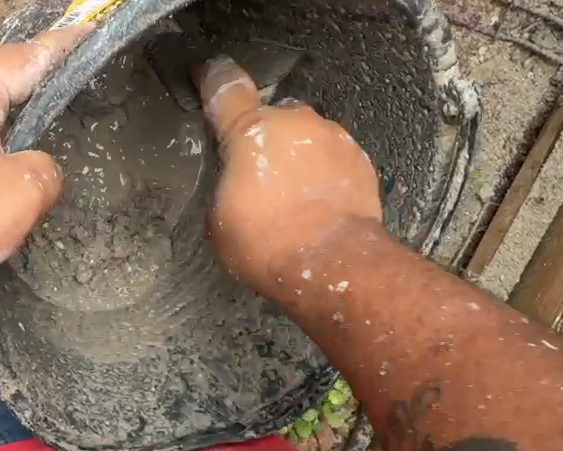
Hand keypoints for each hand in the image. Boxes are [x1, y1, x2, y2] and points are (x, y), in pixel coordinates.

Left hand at [0, 27, 86, 289]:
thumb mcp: (19, 196)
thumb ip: (46, 172)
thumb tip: (39, 169)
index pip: (28, 58)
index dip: (63, 48)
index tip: (88, 32)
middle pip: (1, 91)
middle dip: (33, 99)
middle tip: (66, 107)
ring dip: (4, 141)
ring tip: (30, 160)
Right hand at [198, 57, 383, 297]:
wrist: (328, 263)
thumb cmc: (266, 244)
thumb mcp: (218, 223)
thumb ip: (224, 188)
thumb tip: (237, 184)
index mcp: (250, 132)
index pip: (225, 89)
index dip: (211, 79)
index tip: (204, 75)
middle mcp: (294, 122)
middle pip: (272, 117)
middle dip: (262, 141)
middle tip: (253, 179)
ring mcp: (332, 137)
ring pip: (304, 137)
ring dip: (293, 160)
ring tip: (285, 201)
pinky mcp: (357, 159)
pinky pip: (330, 159)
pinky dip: (318, 177)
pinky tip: (311, 207)